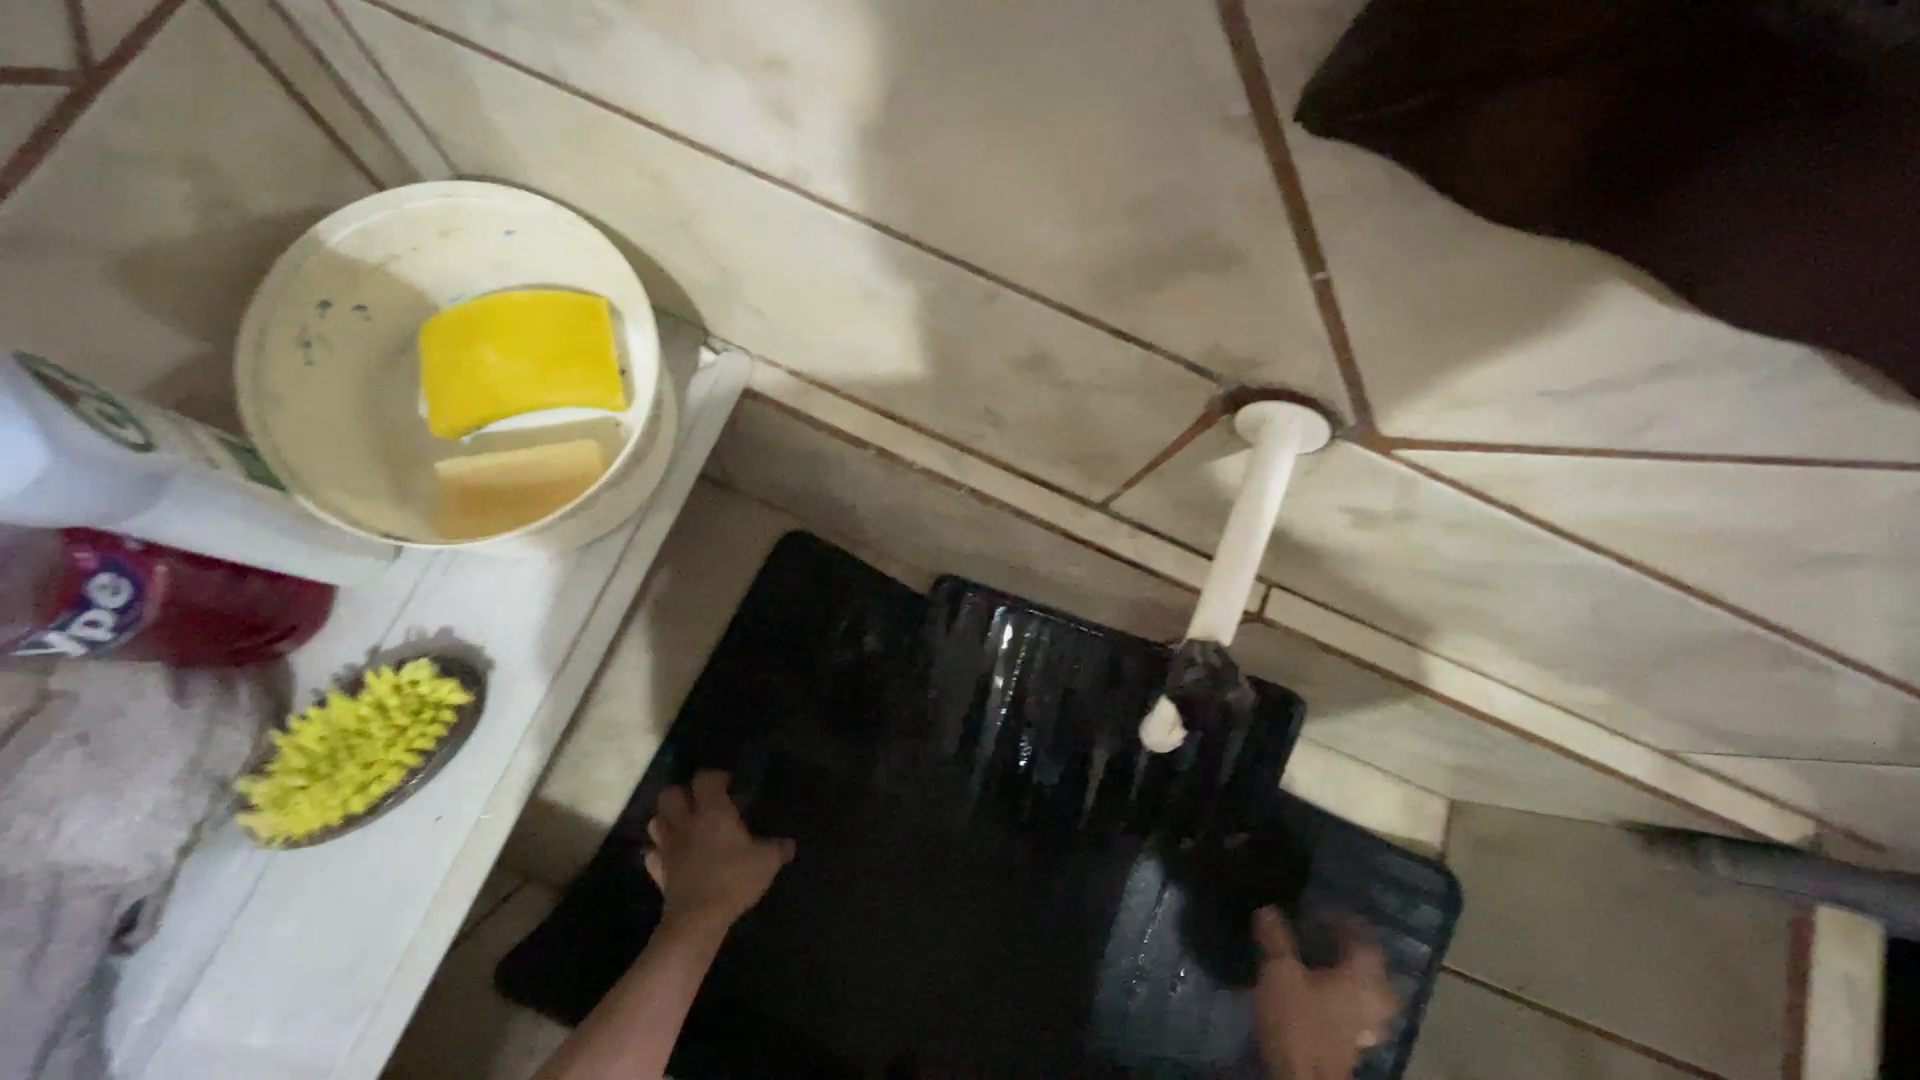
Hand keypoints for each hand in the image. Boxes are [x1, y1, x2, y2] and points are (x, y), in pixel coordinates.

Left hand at [645, 770, 795, 931]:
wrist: (698, 917)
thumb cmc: (733, 879)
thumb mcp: (767, 862)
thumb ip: (778, 848)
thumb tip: (789, 844)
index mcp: (712, 812)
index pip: (705, 779)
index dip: (716, 777)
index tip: (729, 784)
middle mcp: (685, 823)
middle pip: (669, 794)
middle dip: (682, 793)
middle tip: (701, 803)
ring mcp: (667, 847)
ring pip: (655, 821)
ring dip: (667, 819)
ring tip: (685, 826)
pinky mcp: (658, 871)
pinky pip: (652, 854)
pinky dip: (659, 851)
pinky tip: (673, 856)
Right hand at [1250, 907, 1396, 1079]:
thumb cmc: (1296, 1021)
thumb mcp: (1279, 972)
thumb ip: (1275, 939)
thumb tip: (1267, 907)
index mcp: (1361, 977)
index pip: (1364, 940)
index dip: (1345, 921)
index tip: (1322, 911)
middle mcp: (1372, 1000)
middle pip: (1373, 968)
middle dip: (1352, 950)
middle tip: (1328, 938)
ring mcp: (1365, 1026)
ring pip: (1368, 993)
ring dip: (1350, 976)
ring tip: (1325, 966)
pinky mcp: (1353, 1045)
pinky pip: (1356, 1013)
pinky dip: (1344, 1000)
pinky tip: (1323, 999)